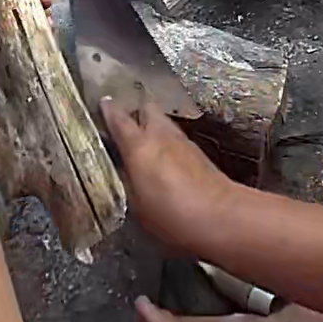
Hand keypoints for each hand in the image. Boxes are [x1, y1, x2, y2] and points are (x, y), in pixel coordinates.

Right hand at [102, 96, 238, 253]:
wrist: (221, 217)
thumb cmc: (172, 215)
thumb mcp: (135, 205)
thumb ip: (124, 180)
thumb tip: (118, 166)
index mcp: (139, 145)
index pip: (118, 117)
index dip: (108, 109)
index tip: (101, 104)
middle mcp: (160, 134)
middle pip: (145, 107)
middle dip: (134, 111)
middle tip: (123, 125)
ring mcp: (181, 140)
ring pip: (162, 121)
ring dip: (151, 126)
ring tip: (143, 145)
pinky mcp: (197, 151)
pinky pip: (174, 137)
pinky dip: (165, 141)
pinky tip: (163, 160)